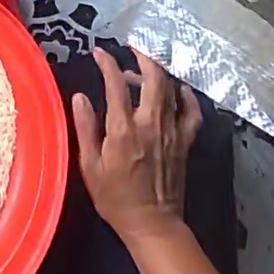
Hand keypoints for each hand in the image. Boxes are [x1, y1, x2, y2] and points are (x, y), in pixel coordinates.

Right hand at [71, 47, 201, 243]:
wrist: (152, 225)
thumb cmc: (115, 198)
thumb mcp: (90, 166)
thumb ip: (86, 128)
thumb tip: (80, 96)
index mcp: (124, 129)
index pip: (116, 84)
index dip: (107, 63)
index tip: (99, 53)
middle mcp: (151, 123)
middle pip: (153, 77)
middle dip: (143, 56)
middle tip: (132, 48)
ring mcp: (172, 131)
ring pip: (170, 89)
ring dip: (157, 72)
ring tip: (143, 68)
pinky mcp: (185, 142)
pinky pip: (192, 113)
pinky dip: (187, 97)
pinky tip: (179, 90)